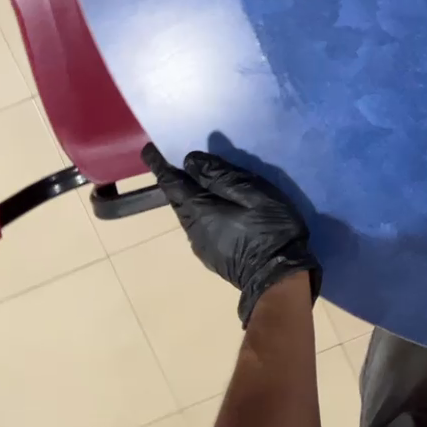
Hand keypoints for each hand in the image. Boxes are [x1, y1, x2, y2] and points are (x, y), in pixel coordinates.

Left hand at [141, 145, 320, 325]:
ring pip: (186, 213)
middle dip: (172, 179)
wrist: (278, 277)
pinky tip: (211, 206)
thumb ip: (221, 176)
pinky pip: (196, 225)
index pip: (172, 183)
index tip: (148, 149)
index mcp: (200, 210)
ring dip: (186, 195)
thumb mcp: (253, 194)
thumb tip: (190, 160)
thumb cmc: (270, 229)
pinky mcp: (211, 254)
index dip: (159, 165)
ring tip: (193, 180)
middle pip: (176, 199)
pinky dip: (197, 209)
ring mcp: (201, 244)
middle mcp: (193, 228)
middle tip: (171, 160)